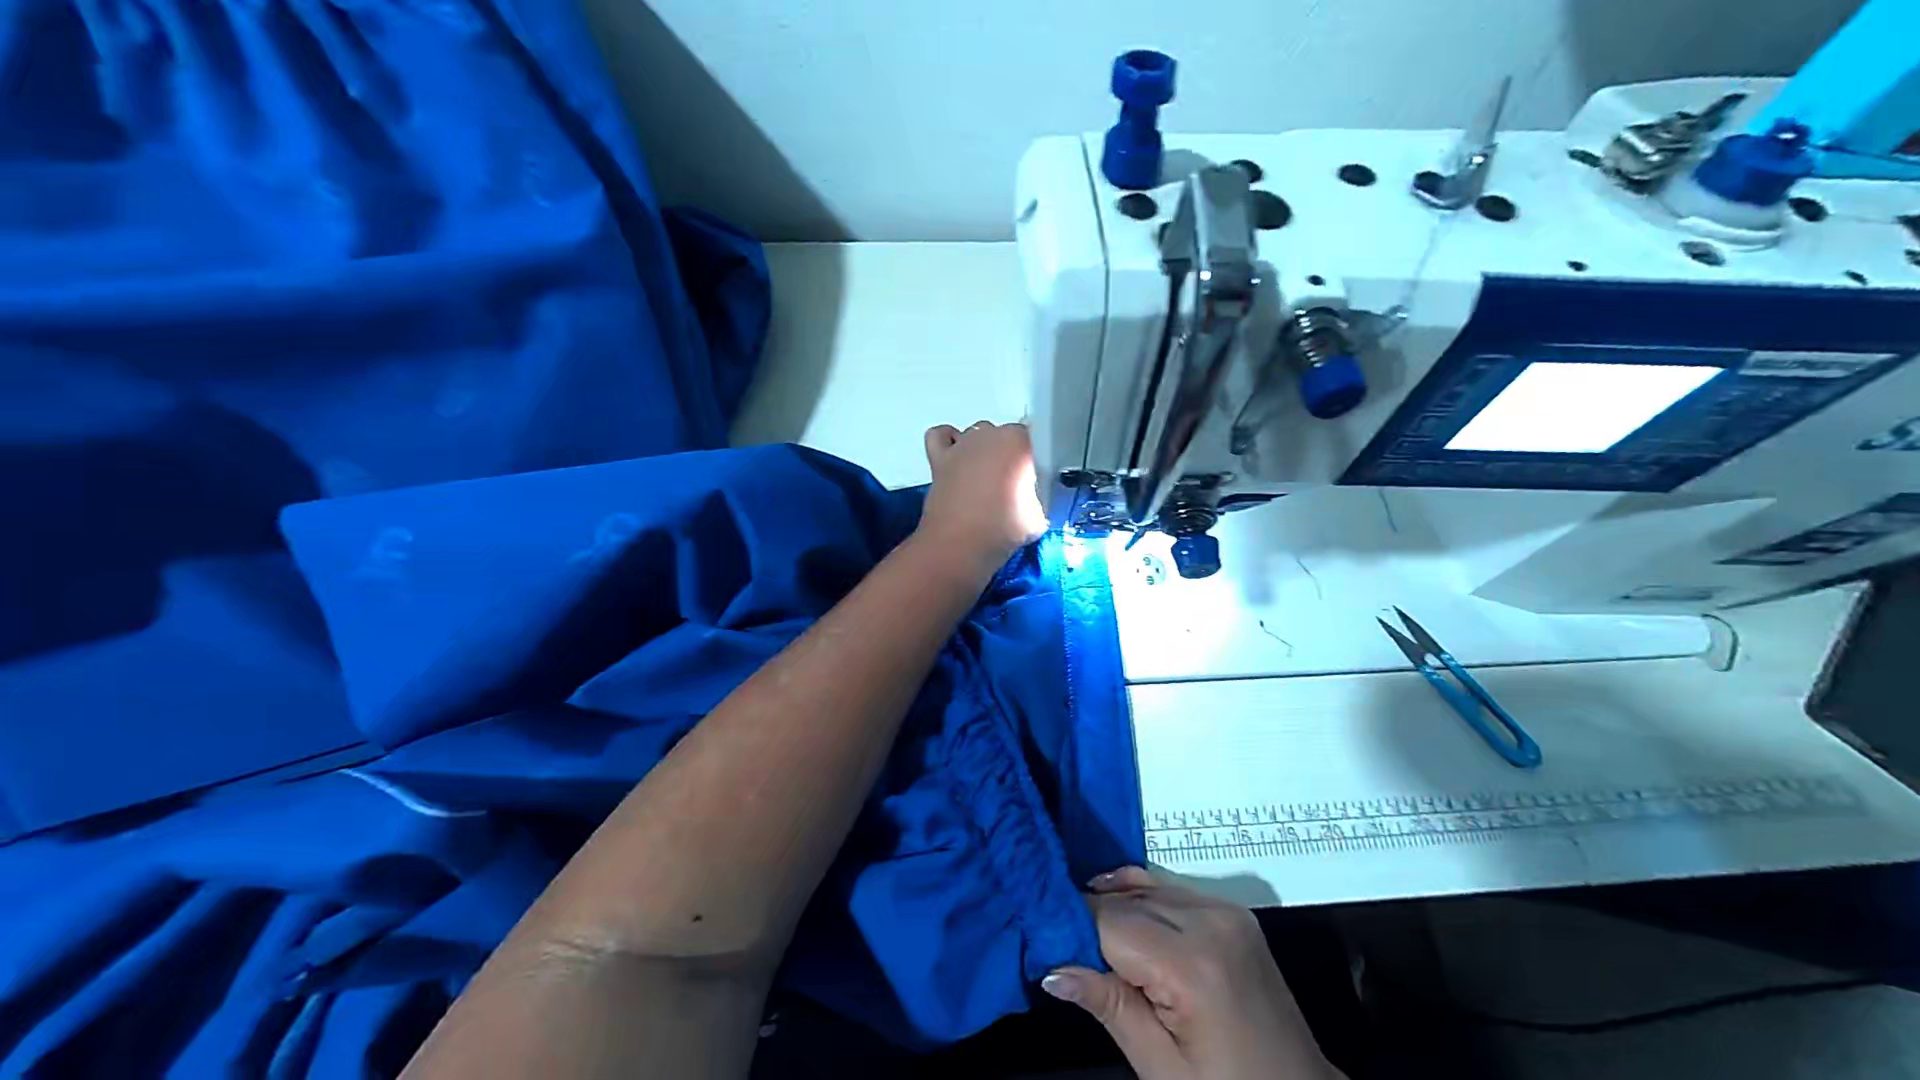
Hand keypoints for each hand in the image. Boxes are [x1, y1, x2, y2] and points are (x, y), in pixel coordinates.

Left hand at [916, 421, 1047, 567]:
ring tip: (986, 479)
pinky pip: (942, 436)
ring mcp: (962, 443)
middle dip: (1012, 456)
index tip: (1037, 482)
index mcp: (1020, 442)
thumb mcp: (1040, 514)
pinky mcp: (939, 458)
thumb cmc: (1004, 529)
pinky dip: (949, 442)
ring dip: (985, 451)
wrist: (959, 546)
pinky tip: (957, 458)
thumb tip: (1033, 494)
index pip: (1037, 439)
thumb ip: (1040, 494)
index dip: (1038, 462)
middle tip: (1014, 487)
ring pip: (979, 434)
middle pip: (1007, 436)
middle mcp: (991, 434)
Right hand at [1042, 867, 1343, 1079]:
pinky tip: (1118, 909)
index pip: (1109, 921)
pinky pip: (1170, 889)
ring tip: (1082, 932)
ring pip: (1145, 887)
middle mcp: (1210, 920)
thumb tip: (1051, 970)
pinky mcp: (1232, 909)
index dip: (1072, 928)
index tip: (1043, 939)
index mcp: (1192, 964)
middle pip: (1126, 901)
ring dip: (1112, 906)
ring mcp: (1225, 909)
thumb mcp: (1161, 1067)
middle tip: (1056, 941)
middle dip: (1088, 917)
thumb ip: (1108, 1005)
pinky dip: (1141, 896)